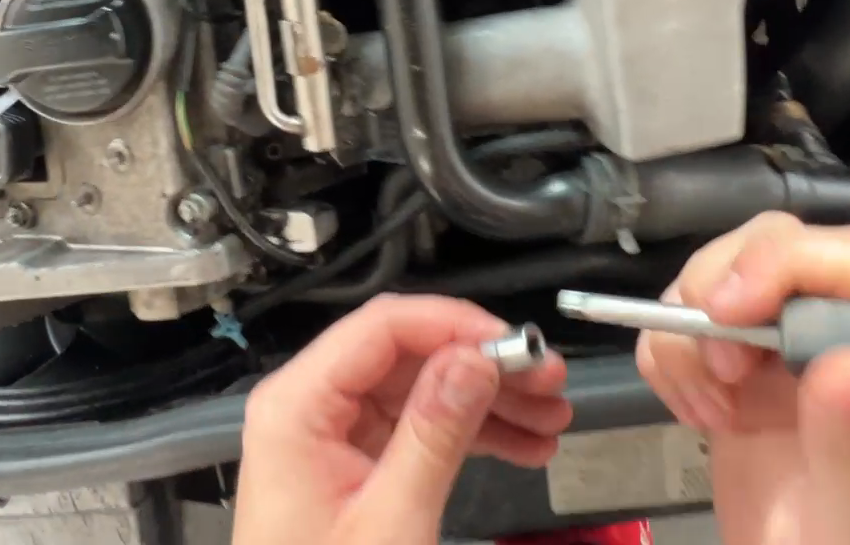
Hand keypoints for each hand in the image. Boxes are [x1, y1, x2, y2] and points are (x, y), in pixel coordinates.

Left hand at [234, 294, 571, 544]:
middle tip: (550, 380)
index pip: (383, 327)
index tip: (518, 345)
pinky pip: (417, 425)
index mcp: (298, 402)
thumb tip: (477, 358)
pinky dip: (470, 432)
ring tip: (551, 417)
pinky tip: (523, 445)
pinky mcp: (354, 457)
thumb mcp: (390, 524)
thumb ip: (434, 434)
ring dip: (487, 399)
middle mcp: (312, 400)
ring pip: (421, 386)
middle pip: (407, 353)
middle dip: (481, 364)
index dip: (454, 324)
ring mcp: (334, 428)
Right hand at [637, 213, 849, 544]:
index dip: (788, 262)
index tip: (727, 311)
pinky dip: (665, 353)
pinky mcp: (739, 375)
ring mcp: (789, 358)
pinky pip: (683, 319)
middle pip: (781, 248)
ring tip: (705, 411)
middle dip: (724, 290)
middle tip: (716, 372)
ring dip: (687, 328)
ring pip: (723, 273)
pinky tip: (691, 413)